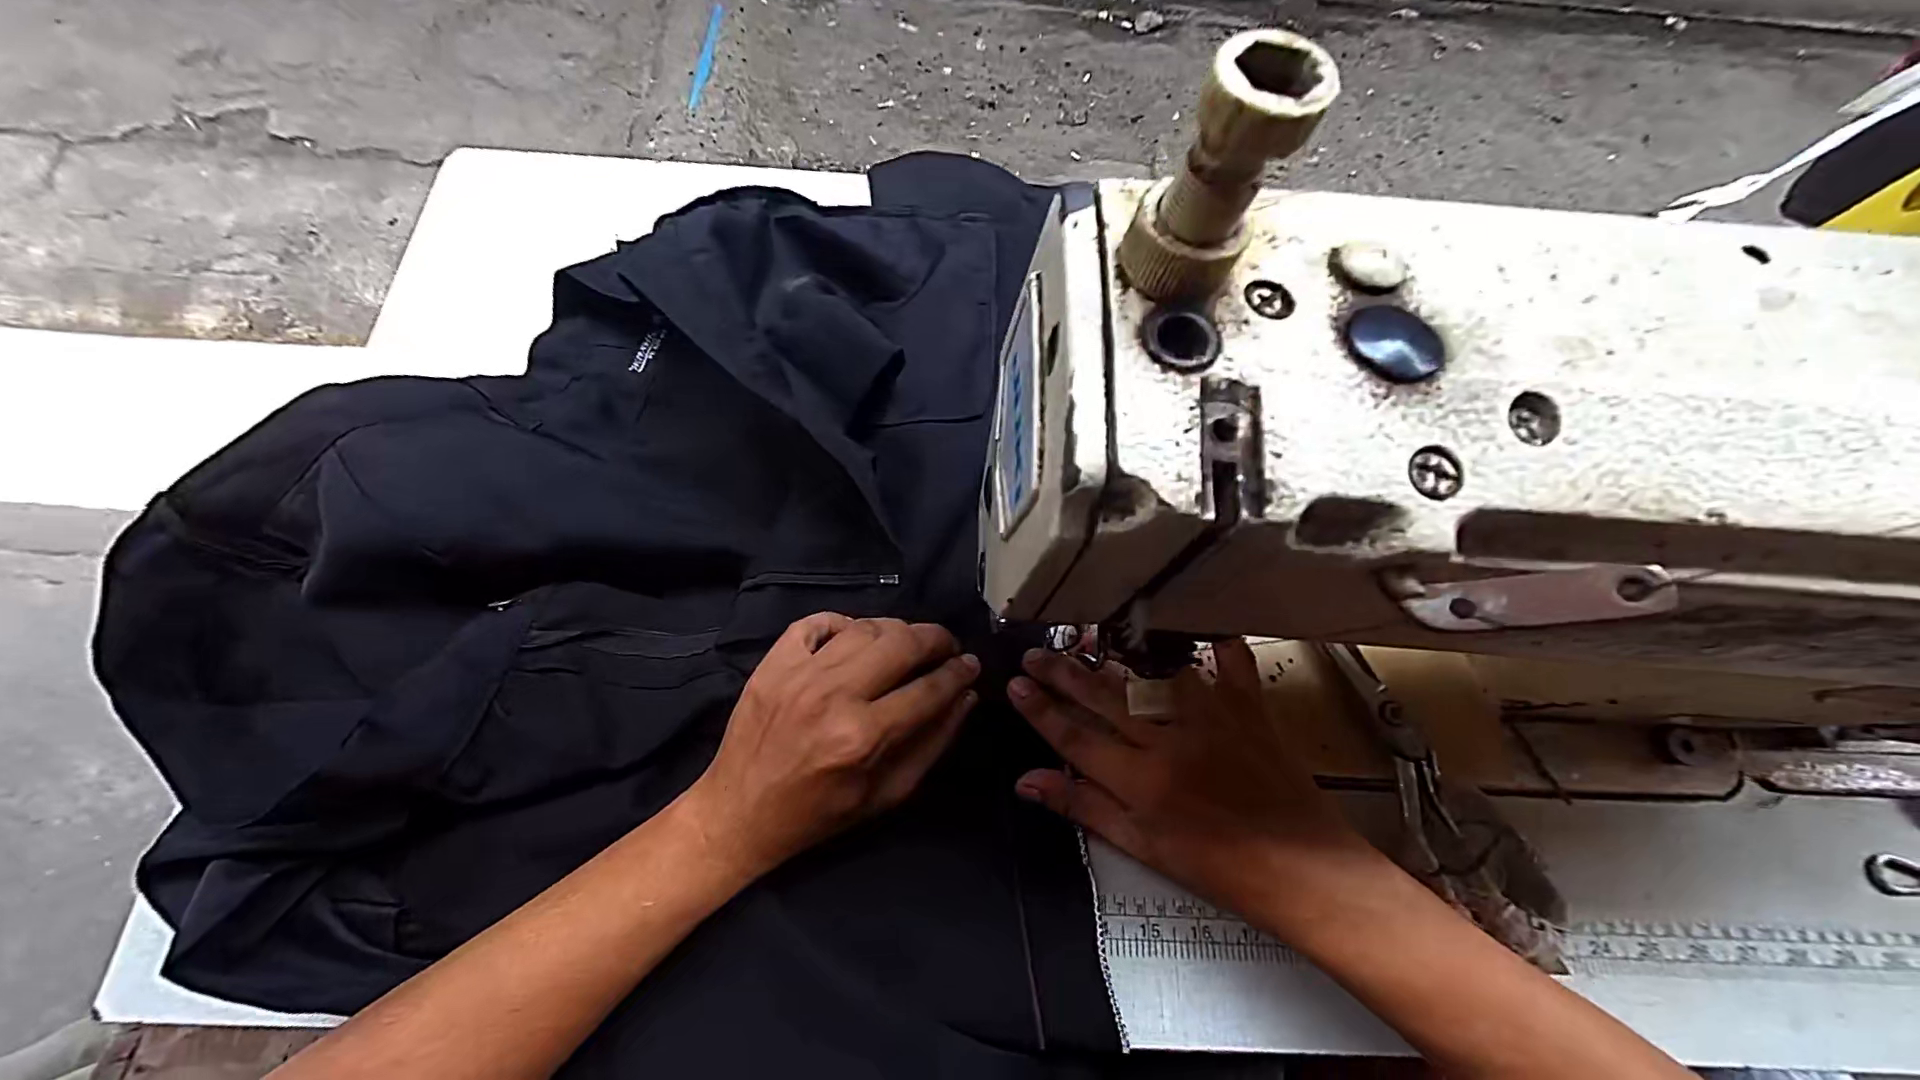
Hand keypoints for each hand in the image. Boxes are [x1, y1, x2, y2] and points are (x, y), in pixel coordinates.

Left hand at [680, 613, 980, 878]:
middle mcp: (833, 696)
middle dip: (936, 639)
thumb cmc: (818, 814)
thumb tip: (966, 697)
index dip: (959, 672)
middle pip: (901, 643)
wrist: (738, 814)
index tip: (971, 664)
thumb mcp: (886, 794)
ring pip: (864, 627)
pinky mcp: (772, 663)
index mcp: (863, 737)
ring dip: (895, 630)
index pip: (929, 688)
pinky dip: (841, 622)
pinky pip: (815, 621)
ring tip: (904, 644)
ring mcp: (798, 674)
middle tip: (945, 647)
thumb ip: (932, 743)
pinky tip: (853, 637)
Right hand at [1009, 639, 1377, 920]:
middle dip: (1062, 673)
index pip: (1074, 737)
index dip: (1039, 710)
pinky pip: (1228, 665)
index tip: (1015, 686)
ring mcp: (1211, 719)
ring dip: (1116, 655)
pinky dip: (1212, 644)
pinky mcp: (1247, 709)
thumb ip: (1083, 807)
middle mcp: (1171, 740)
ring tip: (1087, 638)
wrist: (1305, 873)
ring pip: (1152, 674)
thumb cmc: (1222, 867)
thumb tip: (1029, 782)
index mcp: (1142, 779)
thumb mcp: (1143, 847)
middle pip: (1103, 697)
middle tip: (1034, 653)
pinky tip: (1194, 627)